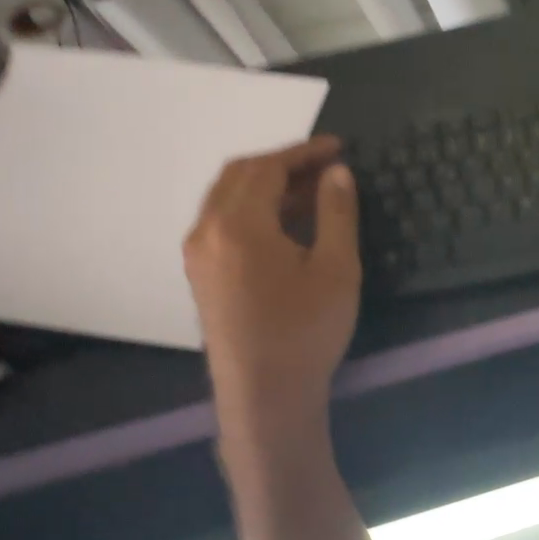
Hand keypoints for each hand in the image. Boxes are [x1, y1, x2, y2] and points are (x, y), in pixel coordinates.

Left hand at [184, 136, 360, 454]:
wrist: (265, 392)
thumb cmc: (307, 329)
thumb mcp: (337, 268)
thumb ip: (336, 214)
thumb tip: (336, 173)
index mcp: (238, 225)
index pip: (267, 168)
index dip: (304, 152)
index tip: (340, 147)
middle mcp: (207, 231)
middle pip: (239, 176)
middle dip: (283, 163)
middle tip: (327, 165)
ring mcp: (199, 254)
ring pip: (227, 198)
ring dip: (267, 185)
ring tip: (312, 191)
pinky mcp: (202, 274)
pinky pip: (223, 222)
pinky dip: (254, 208)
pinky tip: (286, 224)